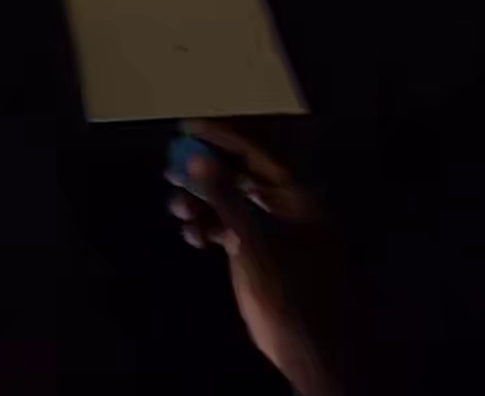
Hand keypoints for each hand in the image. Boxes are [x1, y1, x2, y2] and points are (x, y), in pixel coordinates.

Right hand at [168, 119, 346, 395]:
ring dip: (198, 202)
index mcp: (298, 196)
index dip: (220, 135)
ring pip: (225, 199)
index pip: (256, 150)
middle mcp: (284, 206)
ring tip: (178, 212)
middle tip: (171, 172)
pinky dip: (205, 225)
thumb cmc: (293, 290)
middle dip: (201, 171)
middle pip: (235, 173)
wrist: (314, 356)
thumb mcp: (254, 237)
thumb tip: (194, 157)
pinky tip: (193, 237)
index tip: (185, 128)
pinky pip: (224, 223)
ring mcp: (271, 229)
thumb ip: (222, 194)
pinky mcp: (257, 251)